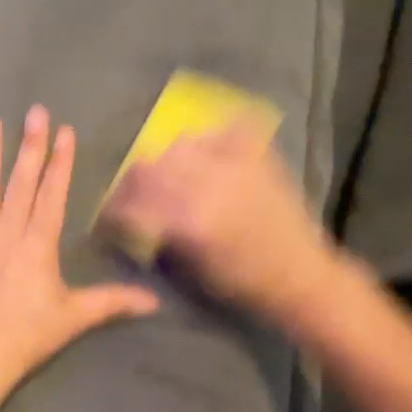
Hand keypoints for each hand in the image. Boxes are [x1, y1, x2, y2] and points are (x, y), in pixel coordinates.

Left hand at [0, 105, 160, 399]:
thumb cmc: (28, 336)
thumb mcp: (75, 318)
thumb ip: (113, 302)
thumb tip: (155, 301)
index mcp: (38, 243)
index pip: (52, 193)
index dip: (60, 162)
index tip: (65, 132)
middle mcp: (7, 232)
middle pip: (21, 181)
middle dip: (30, 145)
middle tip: (35, 112)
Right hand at [100, 118, 339, 323]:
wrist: (300, 275)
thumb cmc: (240, 282)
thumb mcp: (189, 266)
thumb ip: (156, 234)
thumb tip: (128, 215)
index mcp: (190, 220)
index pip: (133, 200)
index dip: (114, 206)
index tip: (110, 213)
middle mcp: (209, 184)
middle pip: (149, 165)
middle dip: (133, 181)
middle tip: (133, 194)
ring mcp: (236, 164)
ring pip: (180, 143)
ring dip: (168, 159)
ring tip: (171, 175)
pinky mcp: (258, 155)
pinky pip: (224, 130)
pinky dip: (210, 140)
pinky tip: (206, 157)